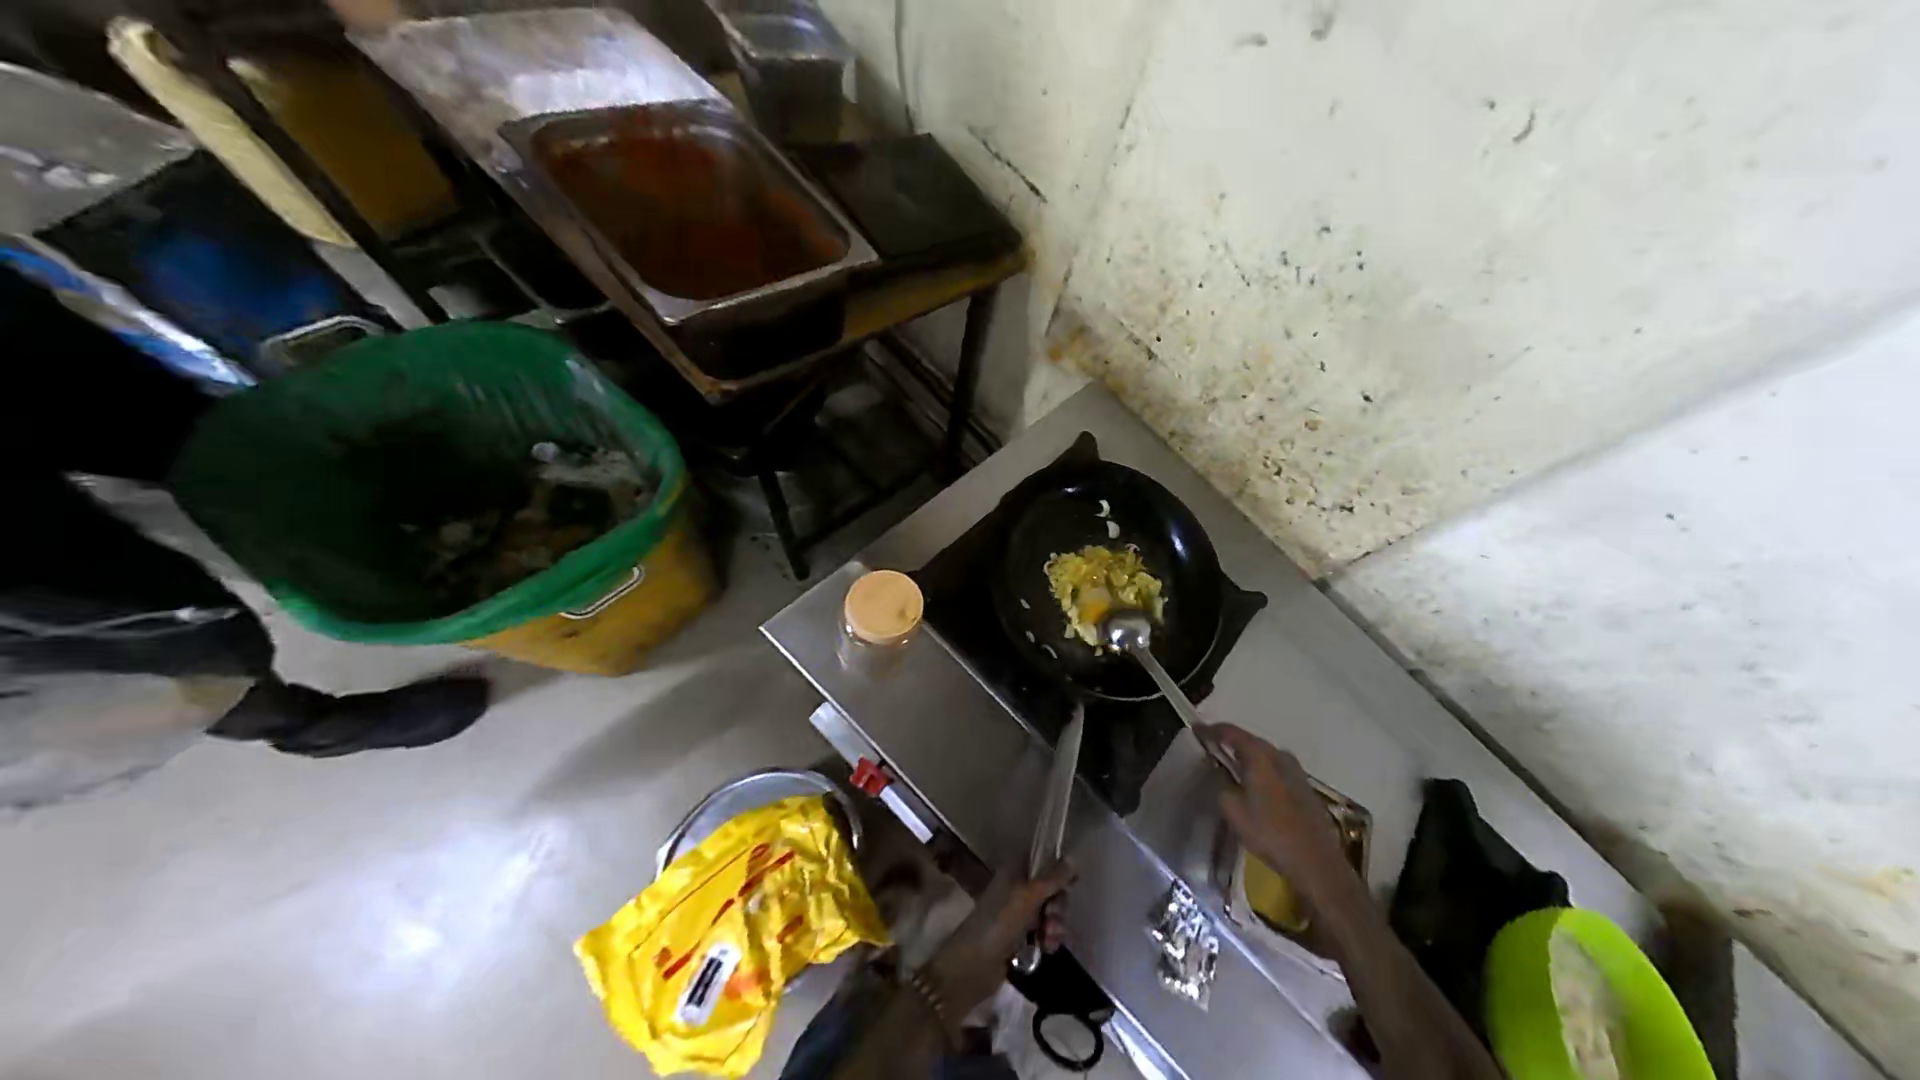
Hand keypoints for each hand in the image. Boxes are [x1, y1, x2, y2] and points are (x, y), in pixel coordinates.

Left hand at [925, 859, 1074, 1015]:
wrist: (972, 966)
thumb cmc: (997, 923)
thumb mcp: (1027, 897)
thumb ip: (1051, 879)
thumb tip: (1073, 858)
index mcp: (1014, 871)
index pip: (1043, 862)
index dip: (1058, 872)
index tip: (1071, 885)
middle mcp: (1016, 887)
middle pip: (1049, 889)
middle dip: (1058, 906)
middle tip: (1053, 921)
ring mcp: (1018, 913)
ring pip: (1048, 912)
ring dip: (1055, 925)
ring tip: (1049, 941)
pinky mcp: (1020, 937)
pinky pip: (1043, 931)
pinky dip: (1048, 938)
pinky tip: (1047, 949)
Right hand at [1206, 723, 1358, 911]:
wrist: (1314, 861)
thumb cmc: (1268, 832)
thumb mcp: (1232, 808)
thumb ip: (1221, 782)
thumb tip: (1220, 769)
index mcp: (1259, 755)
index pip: (1230, 732)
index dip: (1211, 730)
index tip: (1196, 730)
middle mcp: (1279, 755)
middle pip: (1249, 740)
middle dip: (1229, 740)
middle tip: (1211, 745)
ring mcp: (1296, 770)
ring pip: (1264, 753)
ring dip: (1246, 754)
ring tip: (1230, 762)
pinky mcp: (1304, 785)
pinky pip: (1275, 766)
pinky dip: (1260, 766)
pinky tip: (1254, 780)